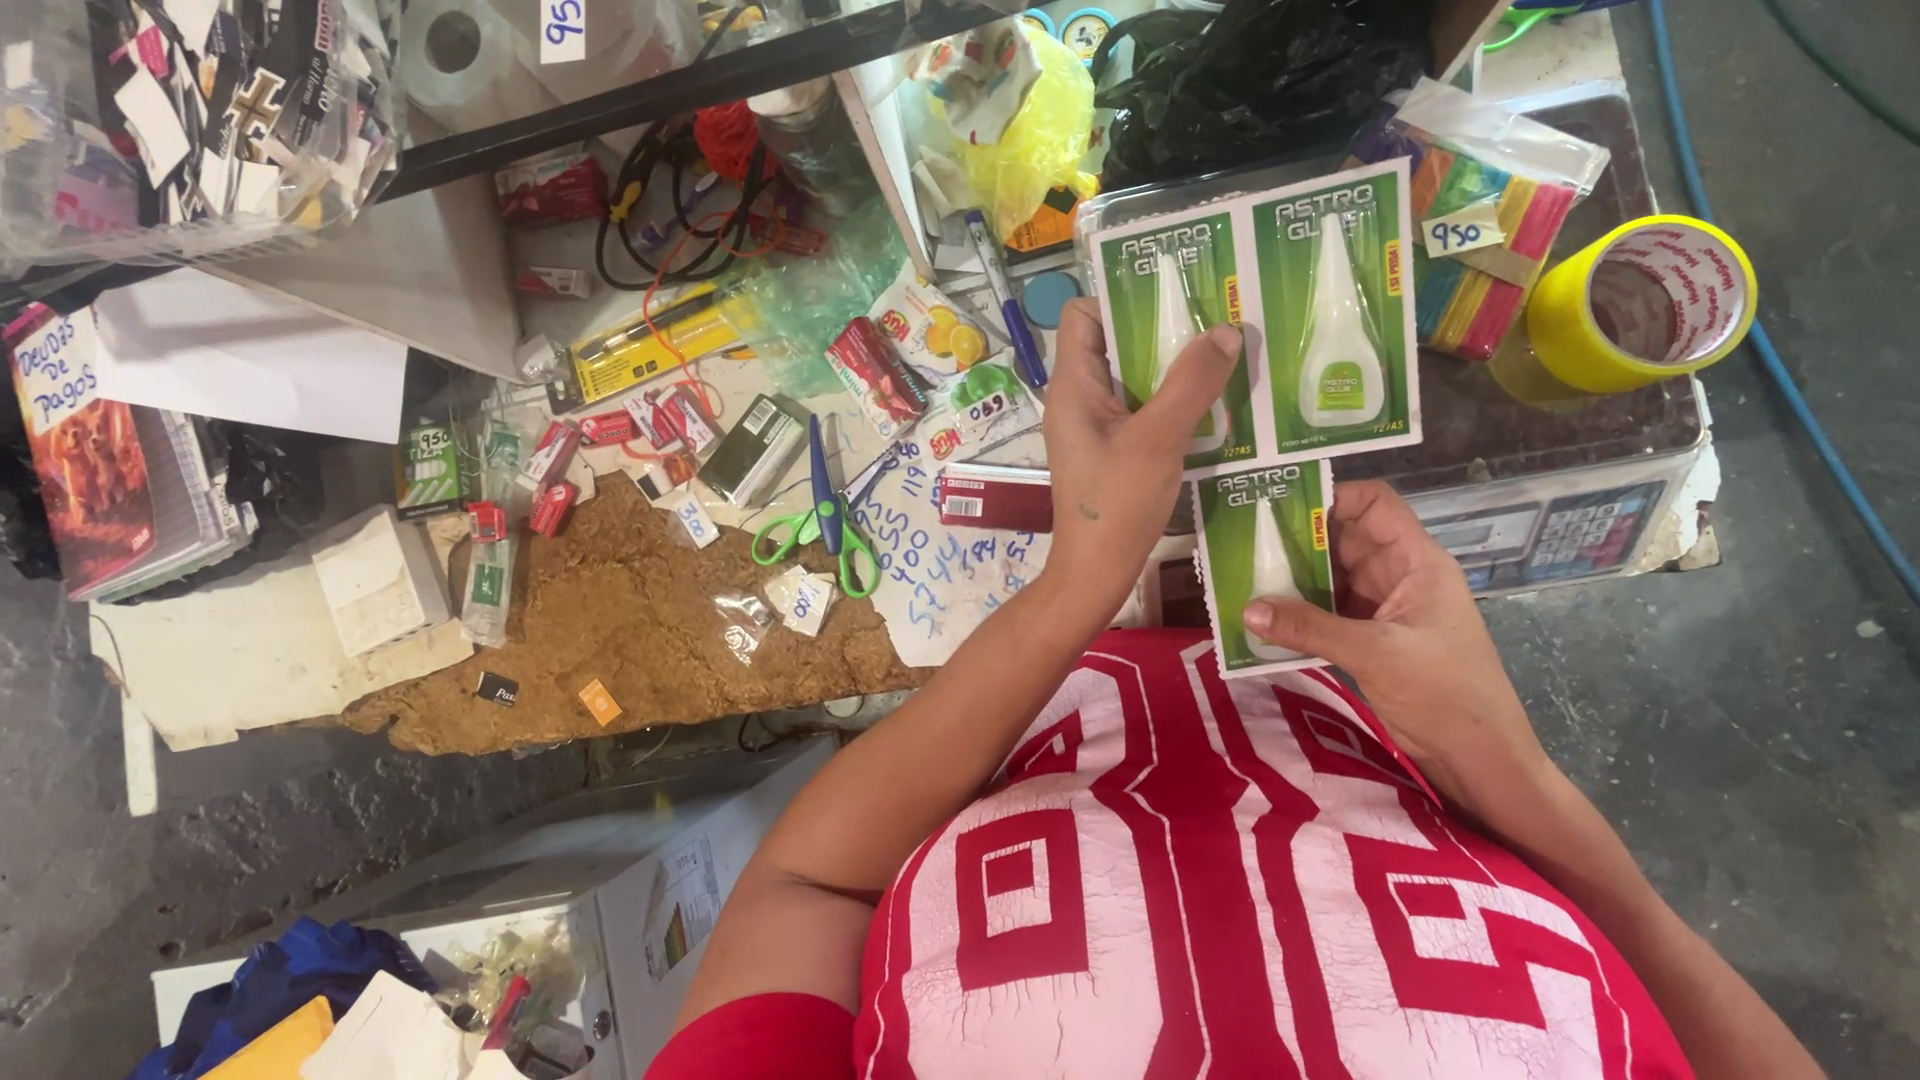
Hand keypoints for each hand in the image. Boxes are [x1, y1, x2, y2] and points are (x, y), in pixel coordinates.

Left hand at [1039, 297, 1240, 627]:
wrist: (1095, 572)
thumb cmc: (1117, 505)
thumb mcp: (1157, 439)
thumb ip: (1191, 384)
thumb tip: (1227, 331)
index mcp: (1073, 386)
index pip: (1084, 315)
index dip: (1122, 299)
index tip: (1175, 300)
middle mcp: (1078, 399)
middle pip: (1114, 343)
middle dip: (1163, 330)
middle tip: (1217, 322)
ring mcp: (1094, 426)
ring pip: (1133, 378)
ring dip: (1173, 368)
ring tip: (1225, 358)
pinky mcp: (1111, 450)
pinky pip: (1141, 409)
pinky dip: (1171, 401)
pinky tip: (1213, 405)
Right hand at [1241, 480, 1557, 825]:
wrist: (1479, 758)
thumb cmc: (1446, 693)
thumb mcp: (1376, 654)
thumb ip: (1310, 628)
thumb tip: (1246, 609)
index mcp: (1417, 562)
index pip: (1375, 505)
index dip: (1332, 496)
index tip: (1279, 504)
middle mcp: (1398, 576)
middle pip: (1344, 538)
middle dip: (1298, 537)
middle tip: (1245, 540)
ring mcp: (1382, 608)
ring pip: (1331, 576)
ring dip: (1292, 578)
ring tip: (1244, 575)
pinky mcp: (1369, 639)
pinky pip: (1326, 612)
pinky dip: (1297, 612)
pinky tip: (1263, 616)